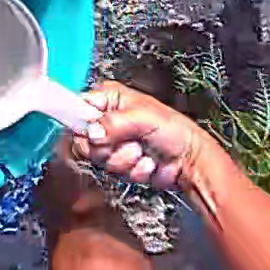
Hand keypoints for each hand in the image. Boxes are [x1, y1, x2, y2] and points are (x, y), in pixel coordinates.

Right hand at [71, 81, 213, 191]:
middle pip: (85, 138)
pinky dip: (133, 170)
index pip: (79, 107)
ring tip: (143, 150)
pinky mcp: (119, 163)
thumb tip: (91, 131)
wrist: (190, 160)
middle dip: (108, 146)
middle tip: (127, 141)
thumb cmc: (173, 129)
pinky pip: (114, 171)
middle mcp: (107, 119)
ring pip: (100, 158)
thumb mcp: (142, 118)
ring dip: (125, 159)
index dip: (84, 122)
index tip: (94, 132)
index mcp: (110, 98)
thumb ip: (113, 123)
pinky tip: (148, 162)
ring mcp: (113, 142)